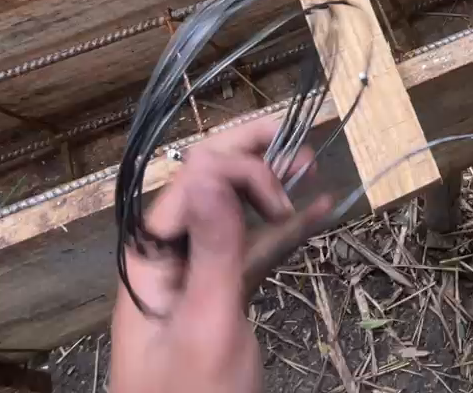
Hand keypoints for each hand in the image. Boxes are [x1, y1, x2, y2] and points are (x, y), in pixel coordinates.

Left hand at [111, 119, 328, 392]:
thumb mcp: (208, 324)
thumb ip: (212, 247)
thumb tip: (209, 170)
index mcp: (153, 255)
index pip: (194, 179)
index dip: (239, 170)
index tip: (279, 199)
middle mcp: (173, 254)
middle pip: (211, 184)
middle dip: (255, 158)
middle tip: (301, 148)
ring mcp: (199, 274)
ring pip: (237, 211)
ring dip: (274, 185)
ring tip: (312, 164)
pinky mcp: (224, 293)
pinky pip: (256, 247)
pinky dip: (286, 228)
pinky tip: (320, 211)